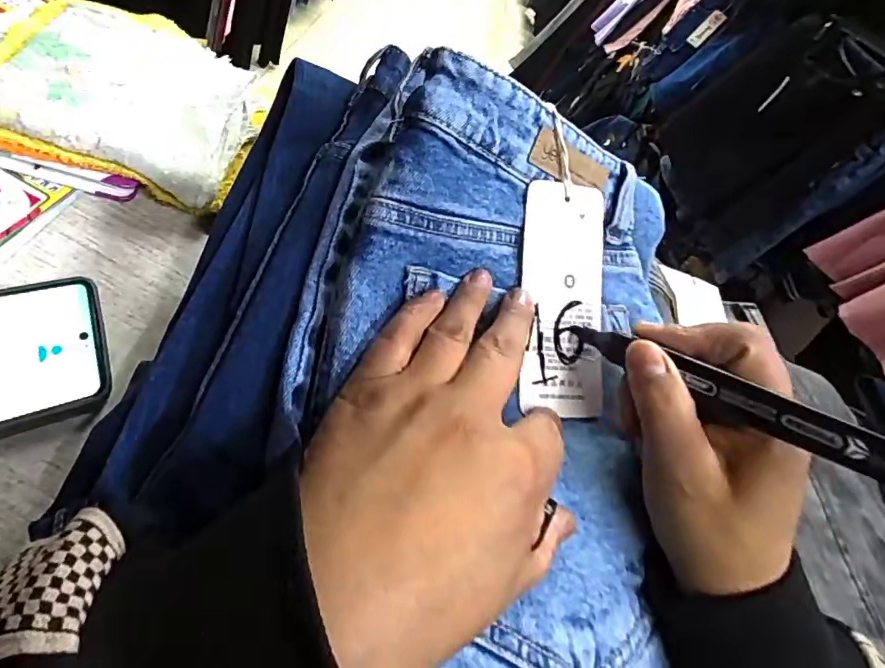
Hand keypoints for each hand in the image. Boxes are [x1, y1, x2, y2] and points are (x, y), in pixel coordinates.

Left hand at [300, 272, 575, 667]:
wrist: (324, 600)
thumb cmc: (422, 605)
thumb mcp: (501, 588)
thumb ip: (539, 544)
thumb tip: (561, 516)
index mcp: (515, 465)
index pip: (545, 429)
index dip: (541, 433)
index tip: (532, 439)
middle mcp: (474, 413)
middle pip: (503, 352)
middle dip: (516, 321)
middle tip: (522, 294)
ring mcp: (419, 393)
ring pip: (454, 331)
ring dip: (471, 301)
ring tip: (482, 279)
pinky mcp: (369, 389)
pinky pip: (398, 337)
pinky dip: (415, 312)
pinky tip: (429, 296)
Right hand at [617, 322, 809, 595]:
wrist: (727, 596)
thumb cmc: (711, 536)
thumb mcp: (679, 468)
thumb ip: (662, 403)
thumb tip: (641, 346)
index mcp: (774, 414)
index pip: (742, 343)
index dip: (693, 335)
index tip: (644, 347)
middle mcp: (767, 408)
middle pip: (716, 353)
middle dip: (667, 366)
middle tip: (630, 393)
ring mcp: (749, 420)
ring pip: (699, 372)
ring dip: (658, 387)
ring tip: (632, 423)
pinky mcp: (731, 431)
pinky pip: (695, 396)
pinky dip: (664, 404)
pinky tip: (643, 430)